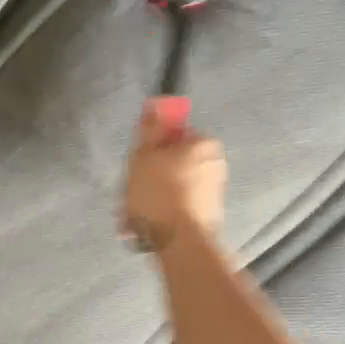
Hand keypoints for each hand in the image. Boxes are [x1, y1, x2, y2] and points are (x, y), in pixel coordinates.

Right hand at [122, 96, 225, 251]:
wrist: (179, 239)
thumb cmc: (158, 193)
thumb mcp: (143, 157)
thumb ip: (149, 130)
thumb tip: (155, 104)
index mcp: (203, 144)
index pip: (172, 136)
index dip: (149, 150)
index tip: (135, 165)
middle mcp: (214, 162)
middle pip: (171, 163)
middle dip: (148, 178)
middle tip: (130, 193)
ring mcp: (212, 189)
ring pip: (171, 186)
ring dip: (149, 197)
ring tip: (132, 215)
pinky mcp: (207, 212)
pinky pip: (176, 204)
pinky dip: (160, 211)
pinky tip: (143, 224)